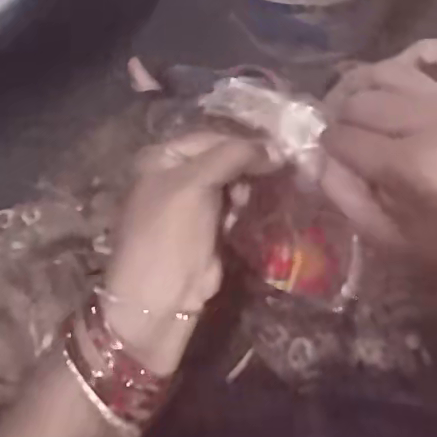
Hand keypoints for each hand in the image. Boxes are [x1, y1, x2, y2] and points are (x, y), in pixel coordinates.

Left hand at [104, 131, 276, 372]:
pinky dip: (244, 209)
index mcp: (161, 157)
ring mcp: (191, 204)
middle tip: (271, 175)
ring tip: (249, 201)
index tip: (277, 152)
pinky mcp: (208, 230)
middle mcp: (174, 176)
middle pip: (222, 159)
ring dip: (246, 189)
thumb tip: (276, 149)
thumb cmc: (170, 232)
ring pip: (231, 184)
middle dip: (246, 166)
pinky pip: (233, 208)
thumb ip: (233, 156)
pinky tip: (248, 215)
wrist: (159, 297)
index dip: (242, 143)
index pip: (210, 138)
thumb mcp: (195, 182)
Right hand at [319, 40, 436, 302]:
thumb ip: (340, 193)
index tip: (327, 157)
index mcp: (415, 167)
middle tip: (341, 137)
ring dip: (362, 88)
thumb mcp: (384, 236)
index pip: (343, 138)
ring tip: (358, 108)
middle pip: (359, 101)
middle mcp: (436, 123)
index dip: (326, 147)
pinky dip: (416, 57)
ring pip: (386, 72)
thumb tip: (314, 156)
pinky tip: (402, 80)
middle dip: (339, 119)